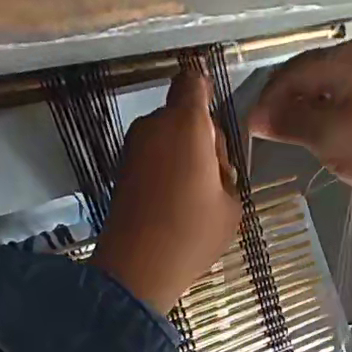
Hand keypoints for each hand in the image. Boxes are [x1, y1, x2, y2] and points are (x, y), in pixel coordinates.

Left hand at [91, 69, 242, 313]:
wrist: (137, 269)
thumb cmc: (192, 234)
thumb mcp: (230, 206)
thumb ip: (226, 173)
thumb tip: (214, 167)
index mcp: (187, 125)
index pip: (193, 82)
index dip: (205, 90)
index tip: (217, 116)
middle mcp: (154, 127)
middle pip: (182, 115)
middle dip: (201, 137)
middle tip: (215, 177)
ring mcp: (133, 150)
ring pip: (166, 138)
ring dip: (182, 156)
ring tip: (195, 198)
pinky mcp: (121, 173)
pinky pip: (152, 159)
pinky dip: (164, 172)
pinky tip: (174, 206)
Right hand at [251, 34, 351, 251]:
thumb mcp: (325, 135)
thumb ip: (288, 121)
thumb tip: (254, 118)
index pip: (298, 69)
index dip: (270, 97)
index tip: (250, 123)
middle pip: (308, 73)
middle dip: (282, 100)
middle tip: (260, 127)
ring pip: (319, 86)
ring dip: (296, 107)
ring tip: (278, 131)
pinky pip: (334, 96)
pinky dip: (315, 111)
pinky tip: (303, 129)